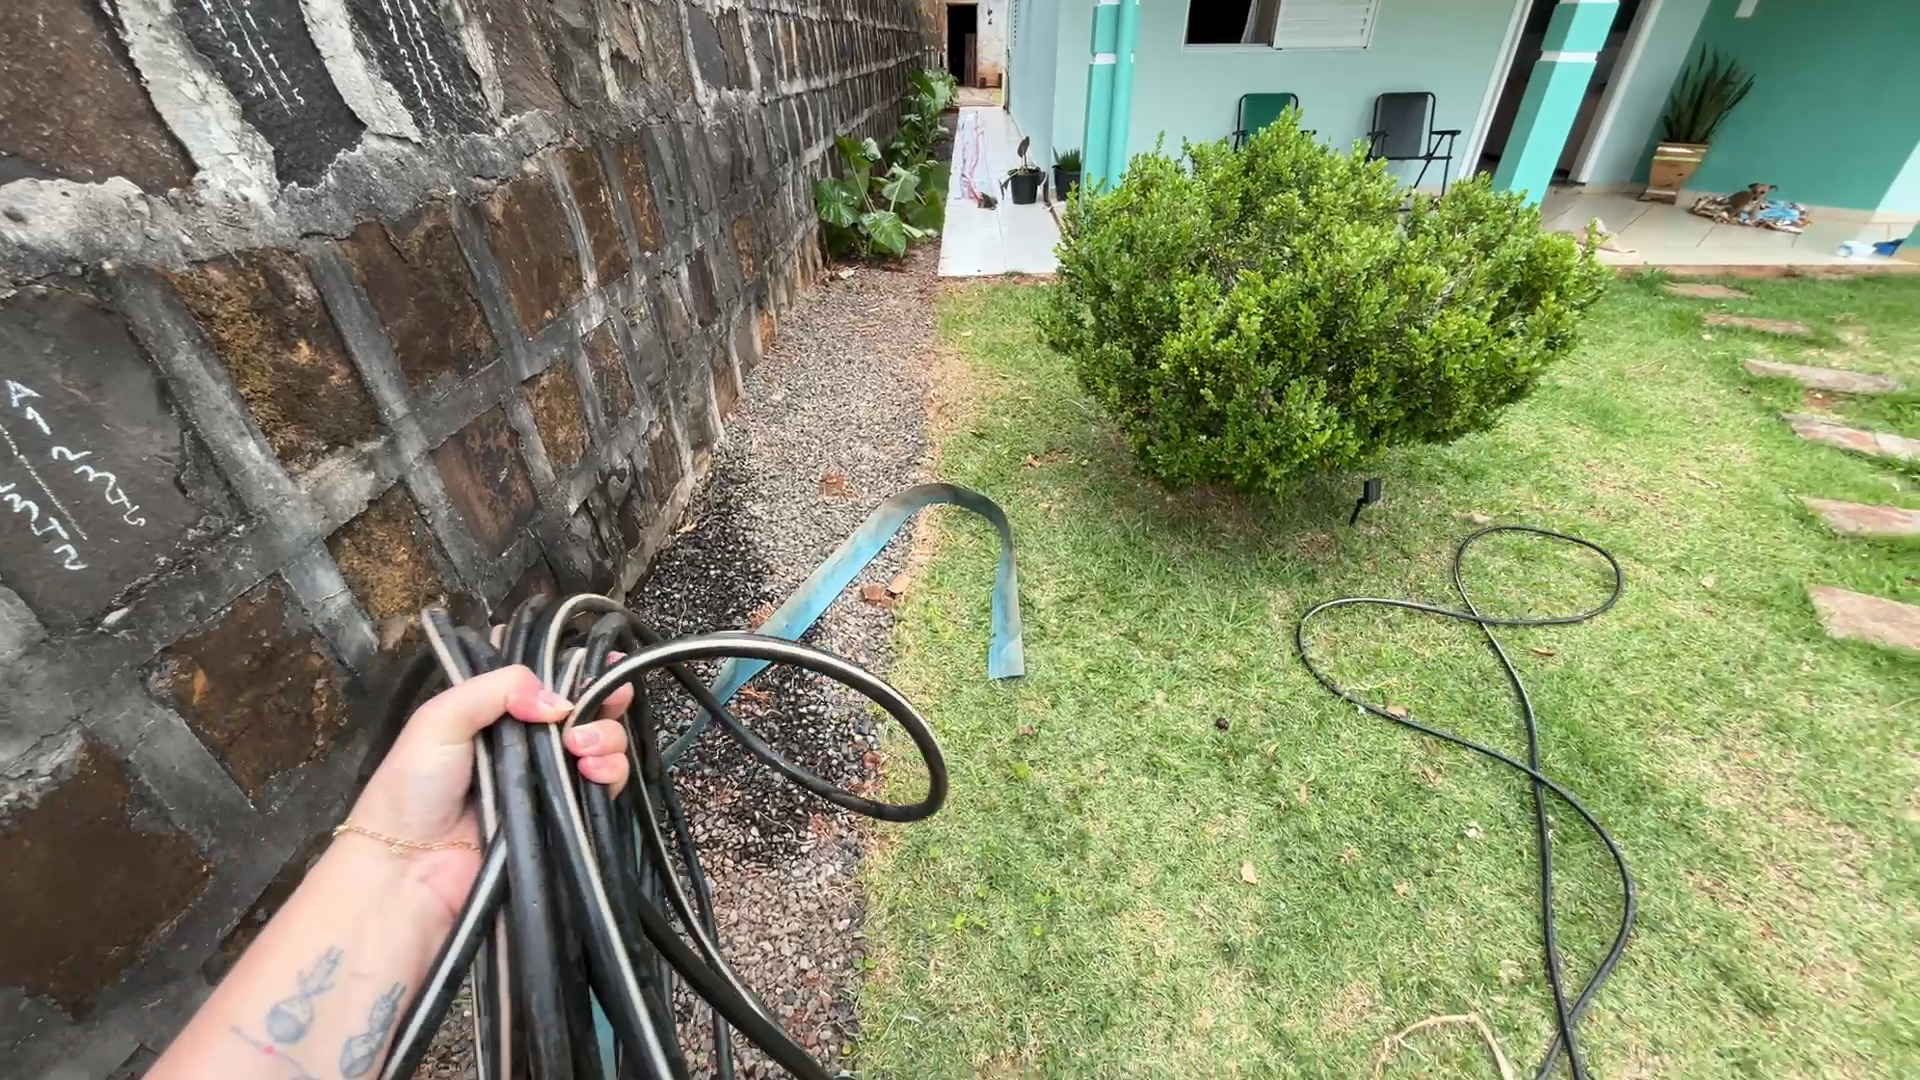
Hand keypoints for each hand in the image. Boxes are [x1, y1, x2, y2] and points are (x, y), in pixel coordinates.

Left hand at [344, 664, 634, 918]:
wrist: (411, 870)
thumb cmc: (414, 790)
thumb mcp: (439, 720)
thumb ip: (498, 689)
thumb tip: (561, 704)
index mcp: (503, 711)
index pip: (553, 678)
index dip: (583, 666)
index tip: (609, 660)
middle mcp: (535, 737)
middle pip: (589, 704)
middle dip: (606, 696)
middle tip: (609, 699)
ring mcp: (554, 773)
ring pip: (605, 738)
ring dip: (606, 734)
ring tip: (582, 747)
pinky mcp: (570, 808)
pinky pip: (609, 779)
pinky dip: (611, 768)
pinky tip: (593, 771)